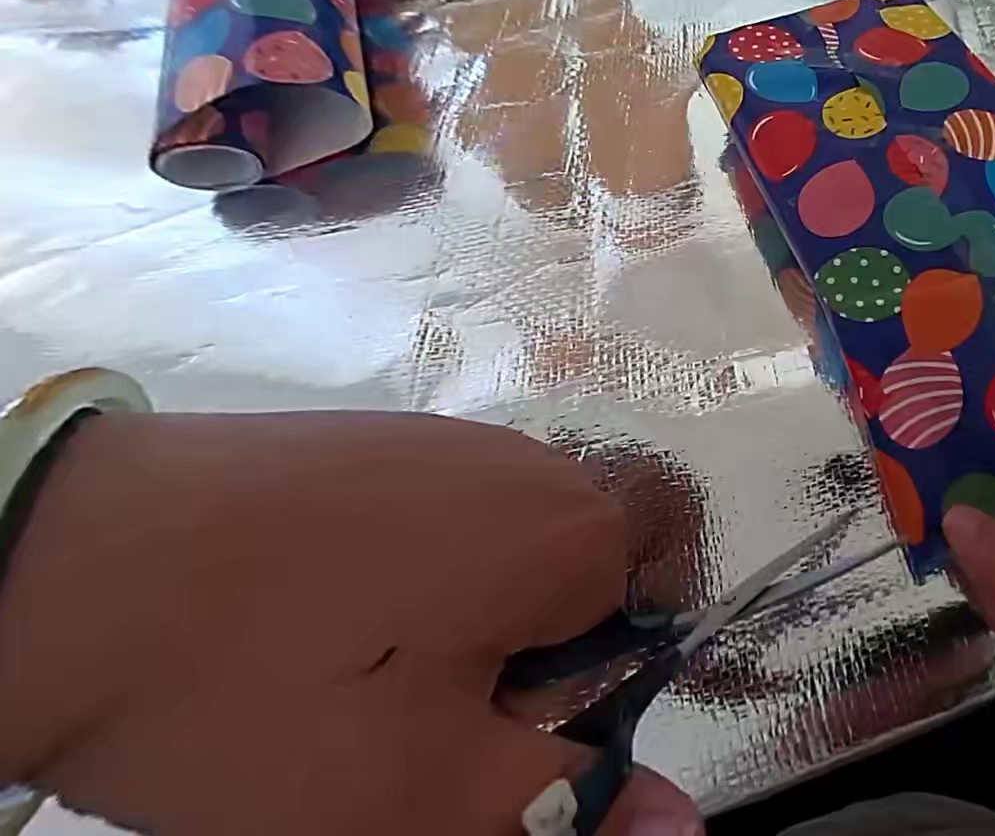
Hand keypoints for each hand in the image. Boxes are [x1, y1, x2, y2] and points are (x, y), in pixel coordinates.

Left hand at [0, 411, 702, 835]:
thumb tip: (688, 829)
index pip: (616, 636)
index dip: (541, 695)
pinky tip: (324, 580)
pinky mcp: (416, 432)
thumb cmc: (275, 683)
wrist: (72, 560)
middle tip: (390, 692)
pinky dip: (411, 551)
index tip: (448, 720)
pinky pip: (453, 506)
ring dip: (455, 602)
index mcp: (585, 537)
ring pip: (508, 549)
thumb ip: (566, 805)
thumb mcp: (417, 789)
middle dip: (502, 648)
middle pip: (564, 589)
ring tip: (347, 637)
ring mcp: (484, 442)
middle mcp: (558, 472)